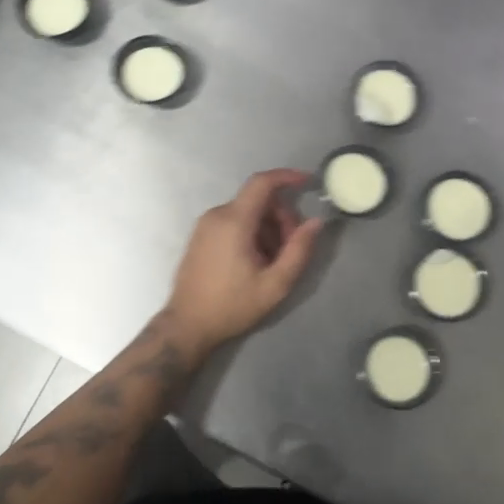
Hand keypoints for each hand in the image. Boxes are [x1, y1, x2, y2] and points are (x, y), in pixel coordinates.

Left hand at [164, 169, 324, 348]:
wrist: (187, 325)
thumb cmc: (232, 306)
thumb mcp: (275, 284)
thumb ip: (299, 251)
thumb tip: (316, 223)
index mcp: (234, 221)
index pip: (262, 182)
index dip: (287, 177)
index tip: (308, 183)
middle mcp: (217, 215)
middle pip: (259, 200)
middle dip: (282, 218)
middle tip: (291, 250)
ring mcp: (205, 224)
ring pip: (247, 212)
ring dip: (268, 229)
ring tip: (272, 263)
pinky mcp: (201, 236)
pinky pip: (233, 222)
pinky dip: (251, 233)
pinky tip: (255, 262)